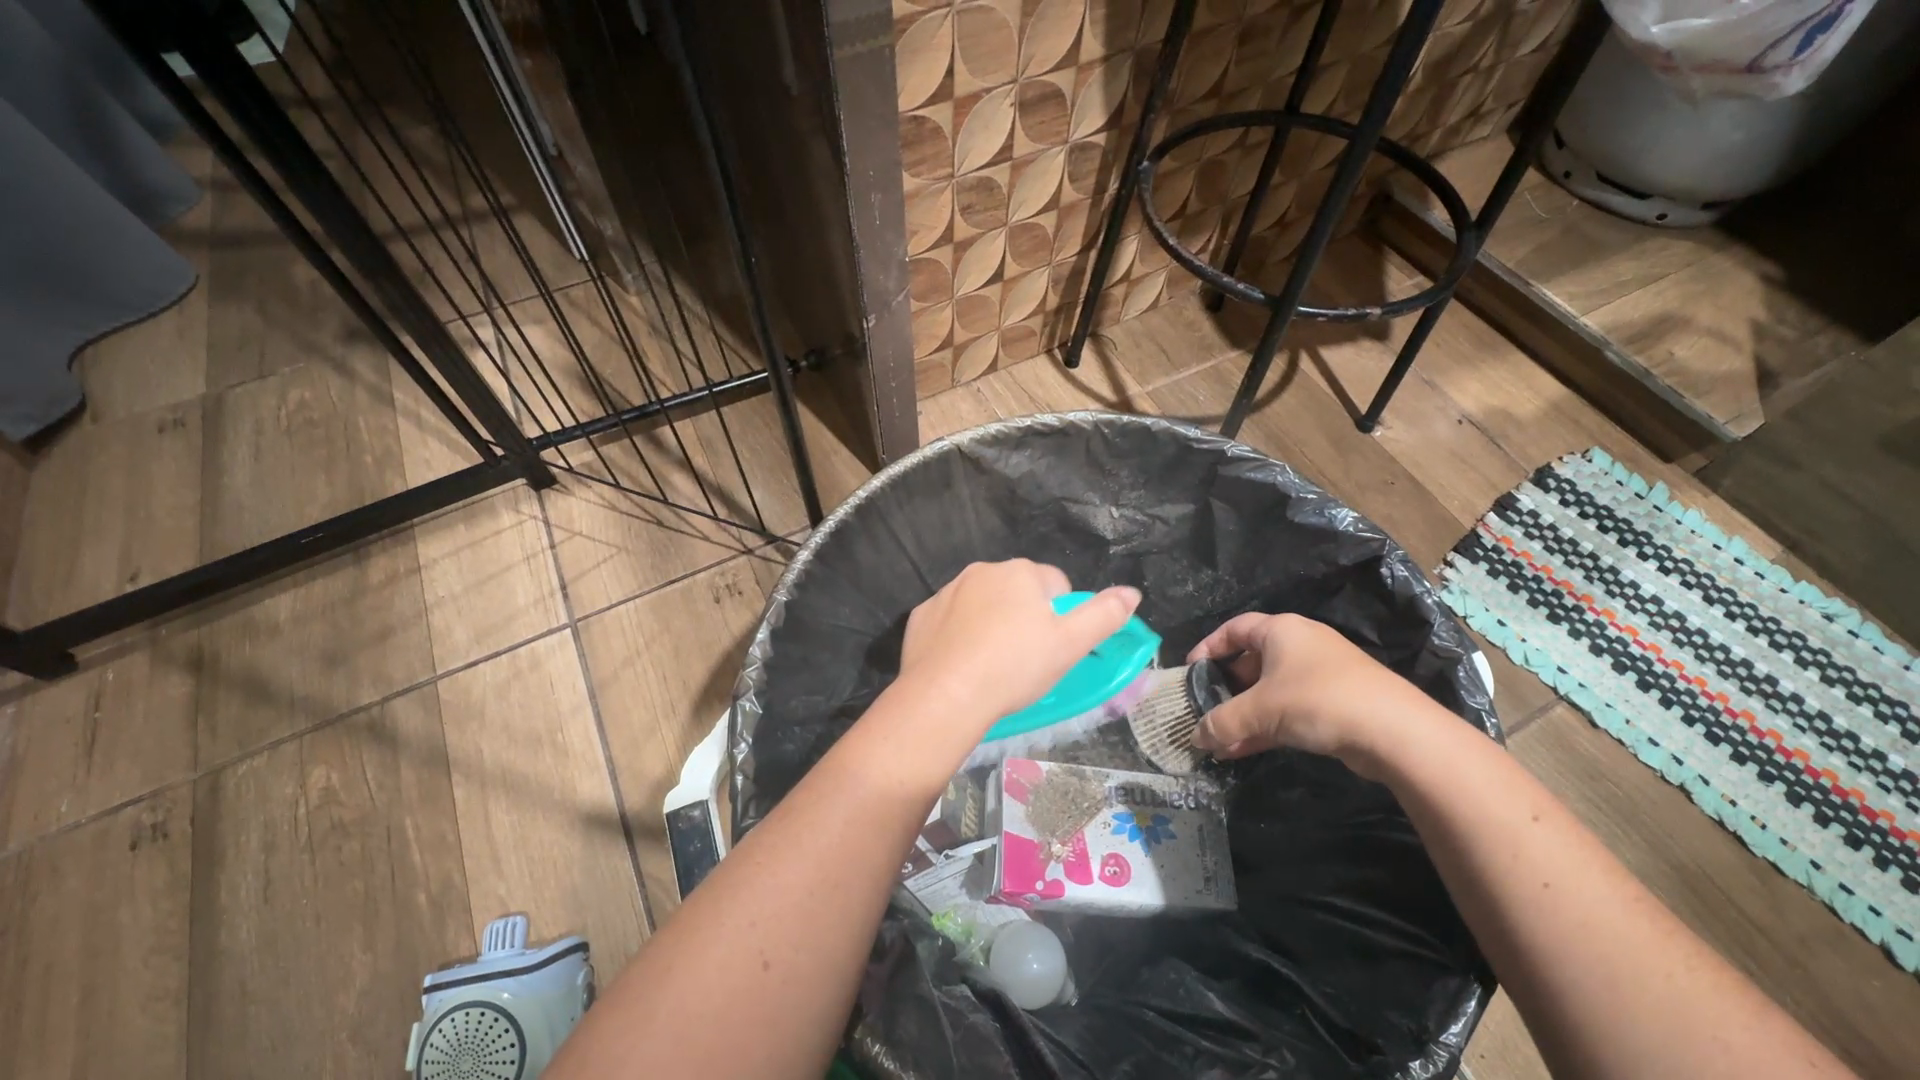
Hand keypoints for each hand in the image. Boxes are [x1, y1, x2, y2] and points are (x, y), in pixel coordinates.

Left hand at [897, 559, 1141, 736]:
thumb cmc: (1015, 667)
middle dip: (1024, 618)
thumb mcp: (1070, 644)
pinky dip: (958, 637)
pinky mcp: (921, 616)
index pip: (1056, 585)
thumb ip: (1104, 615)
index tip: (1053, 648)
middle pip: (1017, 592)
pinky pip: (950, 621)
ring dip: (991, 625)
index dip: (1061, 617)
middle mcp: (982, 571)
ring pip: (982, 605)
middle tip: (1025, 660)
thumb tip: (1131, 593)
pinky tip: (962, 665)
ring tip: (992, 666)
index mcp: (1021, 572)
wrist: (946, 696)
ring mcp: (947, 592)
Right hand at [1186, 612, 1429, 773]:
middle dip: (1225, 689)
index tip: (1189, 671)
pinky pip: (1287, 711)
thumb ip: (1221, 722)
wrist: (1392, 731)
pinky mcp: (1333, 705)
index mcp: (1281, 630)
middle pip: (1251, 661)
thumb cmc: (1317, 700)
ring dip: (1243, 715)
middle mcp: (1300, 646)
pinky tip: (1241, 751)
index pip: (1234, 628)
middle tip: (1204, 710)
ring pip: (1269, 691)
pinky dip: (1264, 727)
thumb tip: (1195, 736)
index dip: (1208, 647)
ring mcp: (1319, 676)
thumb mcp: (1259, 710)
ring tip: (1218, 741)